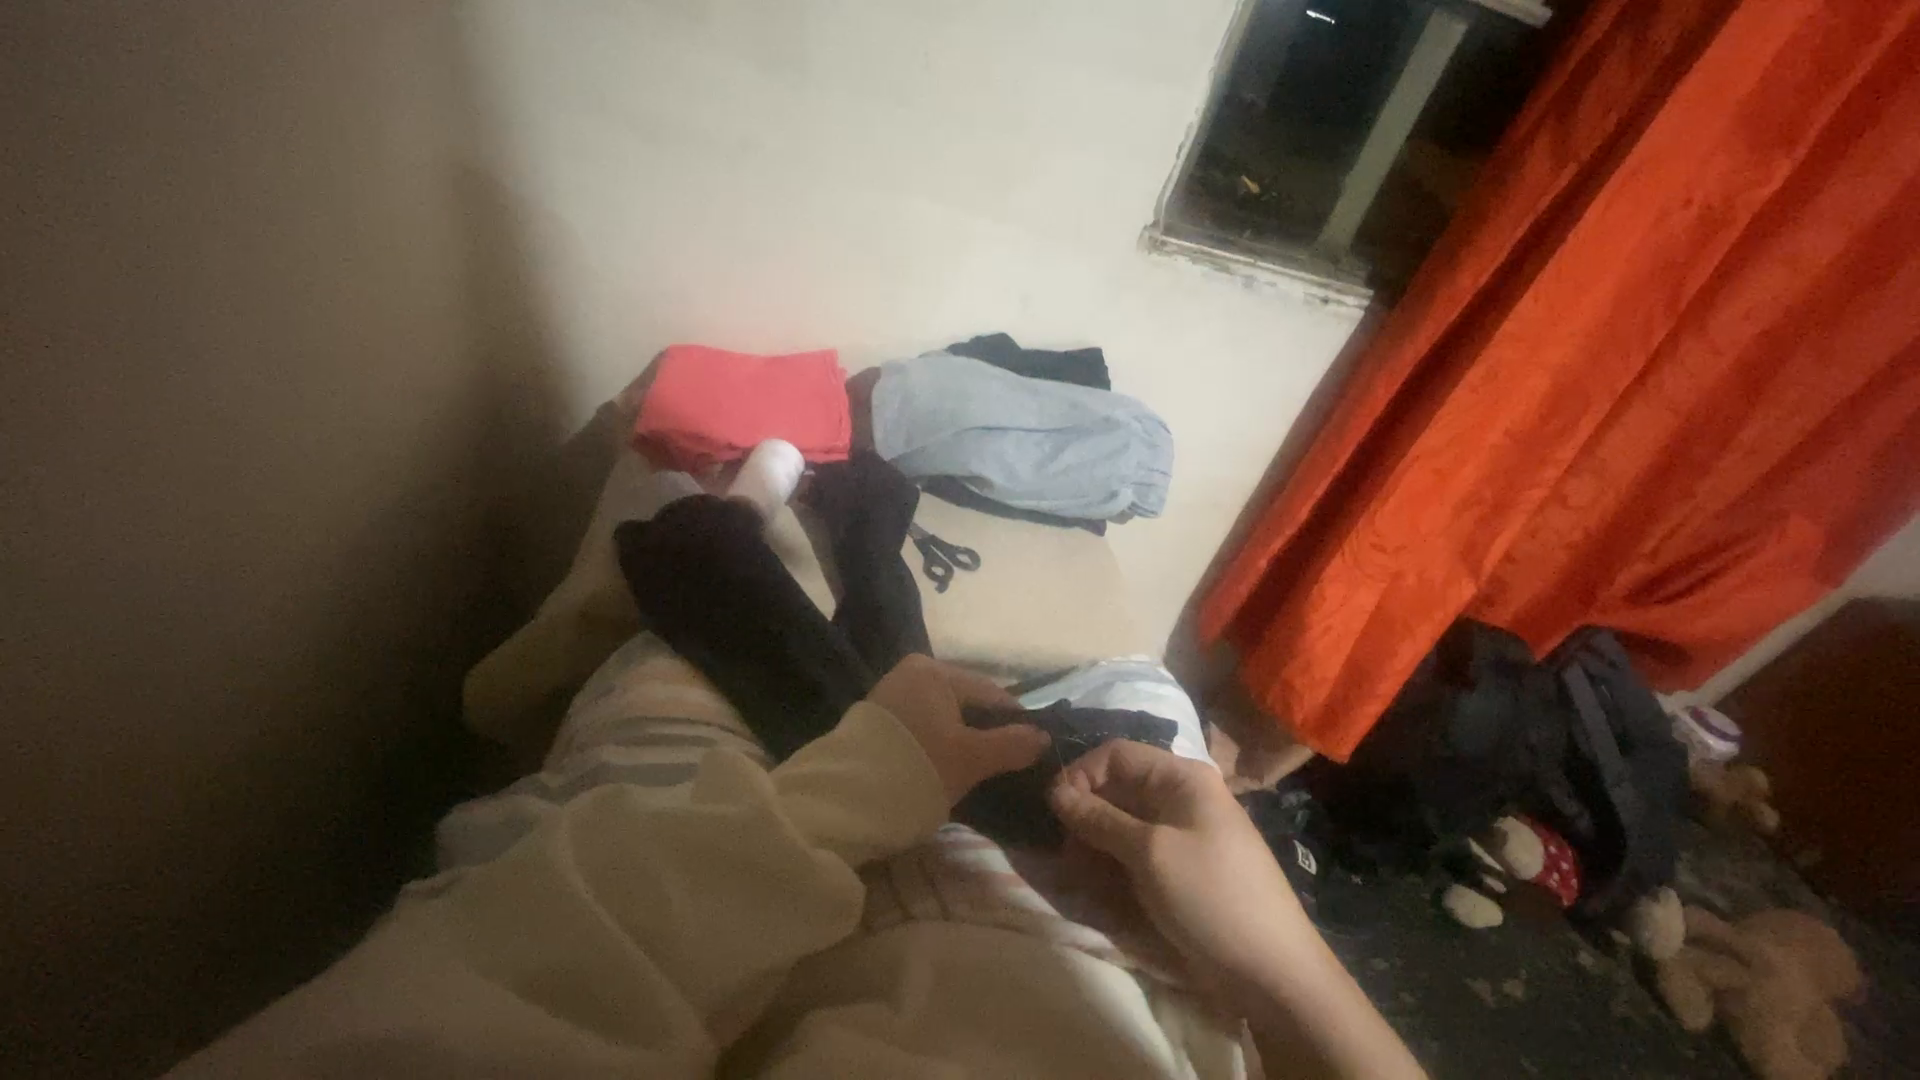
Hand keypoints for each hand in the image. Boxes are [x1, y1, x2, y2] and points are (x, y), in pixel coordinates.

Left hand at [865, 655, 1049, 805]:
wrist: (848, 799)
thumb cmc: (920, 767)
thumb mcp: (972, 758)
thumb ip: (1012, 744)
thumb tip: (1043, 736)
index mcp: (934, 671)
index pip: (990, 693)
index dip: (1014, 721)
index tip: (1031, 749)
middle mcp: (910, 673)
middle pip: (964, 703)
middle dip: (985, 731)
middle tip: (1003, 764)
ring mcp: (890, 695)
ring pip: (942, 717)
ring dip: (960, 740)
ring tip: (975, 770)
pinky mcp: (876, 721)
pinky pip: (921, 727)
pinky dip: (936, 744)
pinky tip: (944, 768)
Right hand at [1053, 739, 1426, 1078]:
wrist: (1272, 972)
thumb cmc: (1211, 896)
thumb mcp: (1149, 852)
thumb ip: (1099, 818)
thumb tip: (1055, 791)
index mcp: (1182, 777)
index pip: (1116, 754)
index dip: (1081, 774)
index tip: (1054, 811)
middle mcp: (1182, 797)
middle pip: (1118, 789)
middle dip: (1086, 817)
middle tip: (1066, 856)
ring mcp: (1183, 834)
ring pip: (1123, 824)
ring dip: (1096, 847)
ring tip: (1081, 879)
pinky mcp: (1182, 867)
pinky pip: (1137, 853)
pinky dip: (1115, 867)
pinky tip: (1102, 893)